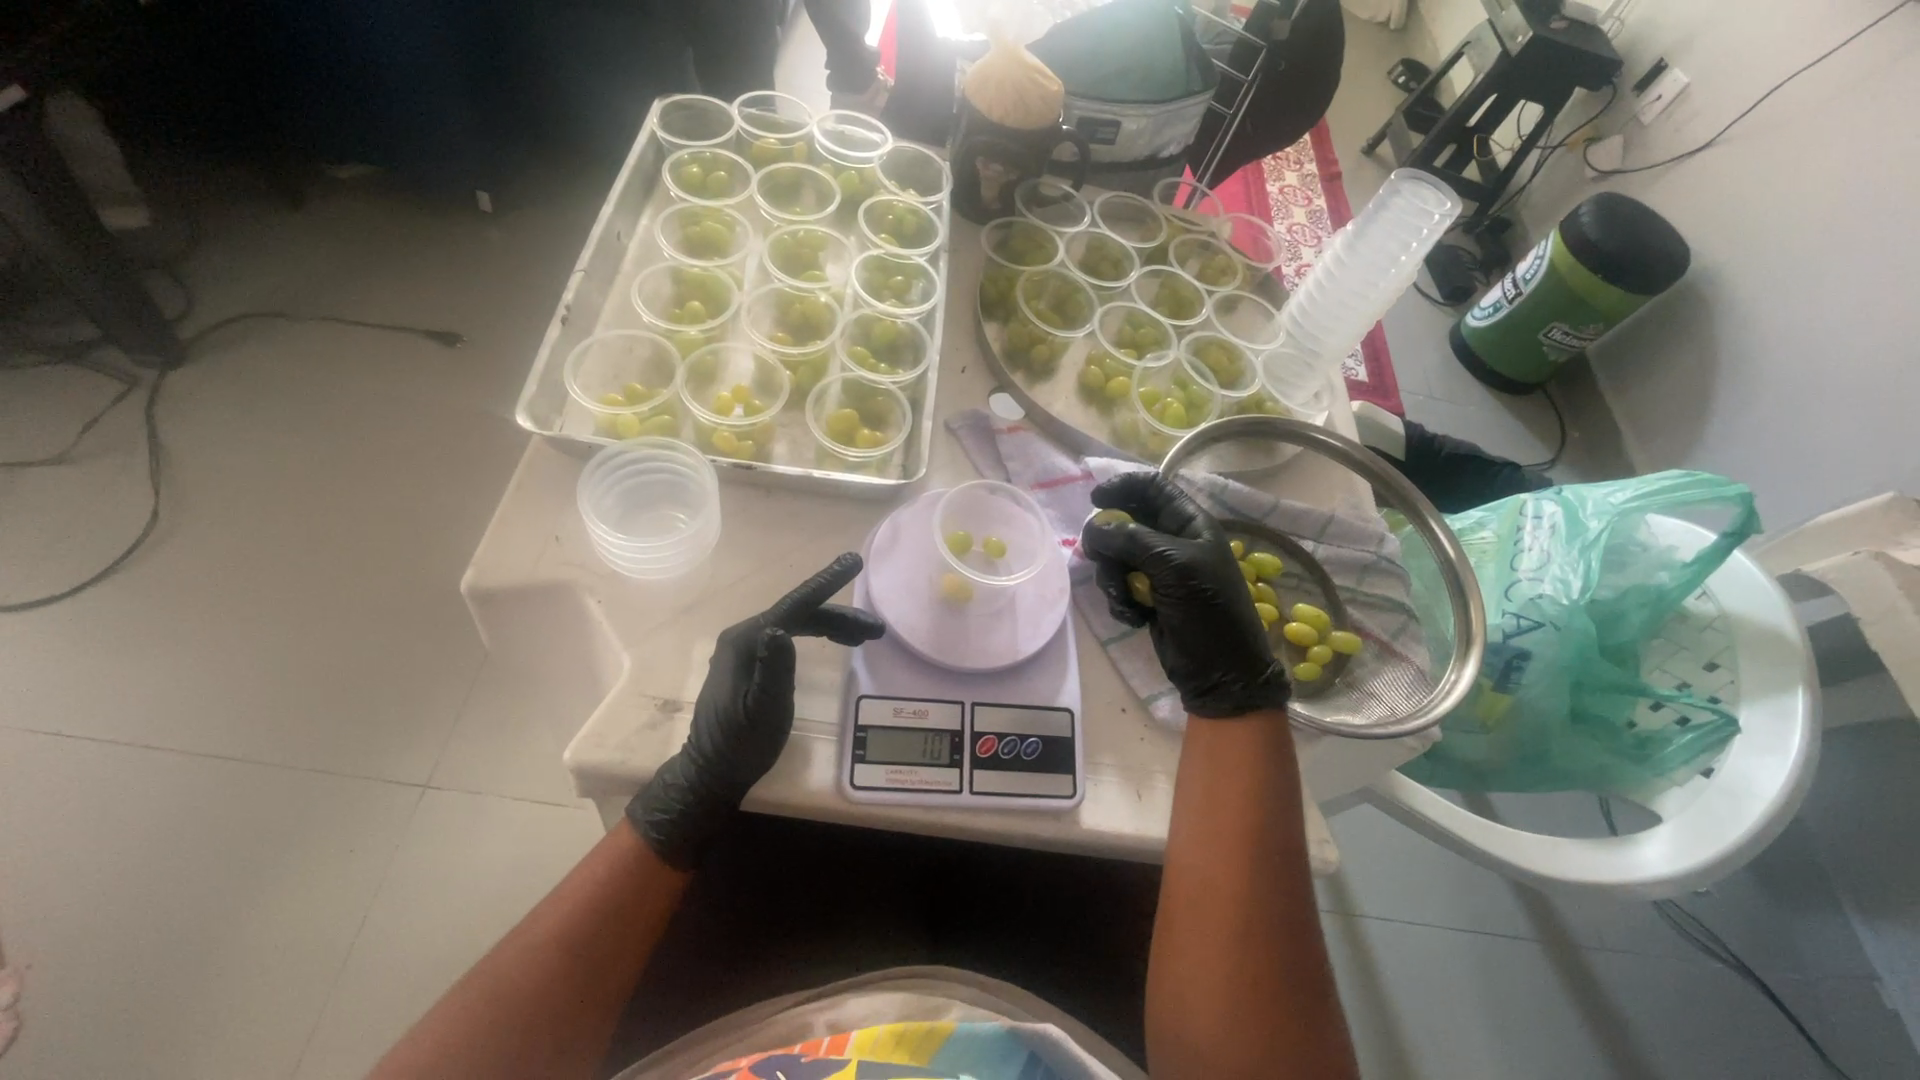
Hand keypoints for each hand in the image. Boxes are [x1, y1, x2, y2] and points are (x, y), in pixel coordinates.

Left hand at [627, 553, 884, 868]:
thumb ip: (775, 668)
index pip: (794, 605)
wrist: (712, 771)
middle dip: (839, 617)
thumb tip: (782, 630)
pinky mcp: (750, 662)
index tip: (853, 562)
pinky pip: (788, 639)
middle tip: (876, 628)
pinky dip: (816, 637)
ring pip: (796, 625)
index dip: (826, 583)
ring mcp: (745, 649)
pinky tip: (835, 643)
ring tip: (866, 637)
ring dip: (831, 627)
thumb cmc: (742, 744)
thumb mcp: (764, 710)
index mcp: (746, 641)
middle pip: (799, 614)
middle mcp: (744, 637)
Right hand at [1080, 473, 1287, 718]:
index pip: (1151, 487)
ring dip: (1112, 577)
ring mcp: (1158, 571)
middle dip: (1109, 542)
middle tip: (1098, 557)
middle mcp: (1173, 541)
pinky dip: (1119, 600)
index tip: (1095, 501)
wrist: (1220, 670)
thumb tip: (1094, 528)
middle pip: (1124, 522)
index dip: (1122, 487)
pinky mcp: (1147, 597)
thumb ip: (1131, 539)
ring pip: (1115, 556)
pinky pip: (1118, 585)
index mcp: (1189, 523)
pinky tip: (1134, 617)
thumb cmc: (1208, 611)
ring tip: (1126, 599)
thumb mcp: (1172, 566)